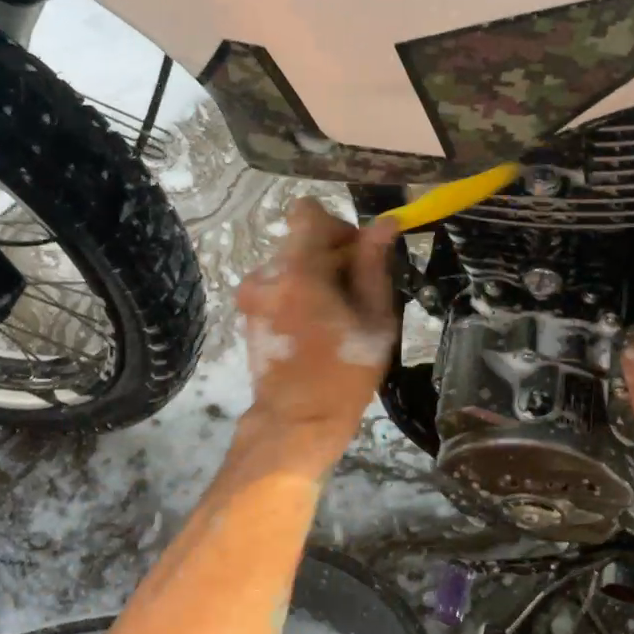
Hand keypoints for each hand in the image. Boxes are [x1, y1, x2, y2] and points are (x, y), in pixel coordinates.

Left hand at [233, 199, 399, 475]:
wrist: (296, 421)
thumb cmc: (344, 373)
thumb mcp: (375, 319)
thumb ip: (374, 265)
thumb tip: (384, 224)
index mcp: (297, 270)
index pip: (308, 211)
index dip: (338, 226)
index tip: (357, 255)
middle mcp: (266, 273)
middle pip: (302, 238)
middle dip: (332, 255)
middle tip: (356, 294)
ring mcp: (253, 293)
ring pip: (292, 261)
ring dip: (317, 274)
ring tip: (338, 314)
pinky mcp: (249, 310)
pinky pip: (280, 282)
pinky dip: (300, 291)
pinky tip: (317, 324)